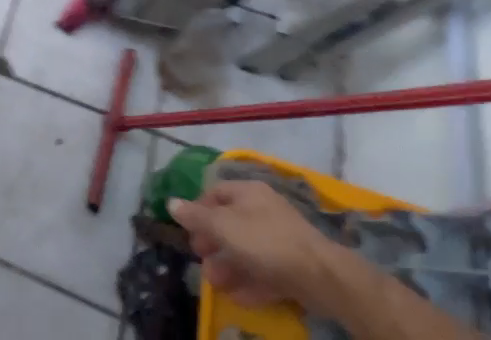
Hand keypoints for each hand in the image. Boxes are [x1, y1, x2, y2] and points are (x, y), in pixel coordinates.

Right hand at [166, 180, 339, 309]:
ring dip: (228, 266)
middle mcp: (264, 210)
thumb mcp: (223, 226)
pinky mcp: (293, 265)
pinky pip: (265, 271)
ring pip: (247, 250)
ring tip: (217, 284)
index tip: (188, 230)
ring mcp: (280, 239)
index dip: (198, 209)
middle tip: (201, 259)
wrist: (320, 276)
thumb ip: (196, 216)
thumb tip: (170, 202)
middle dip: (212, 244)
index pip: (215, 193)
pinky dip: (251, 282)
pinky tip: (239, 297)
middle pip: (230, 223)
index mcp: (248, 193)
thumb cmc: (265, 241)